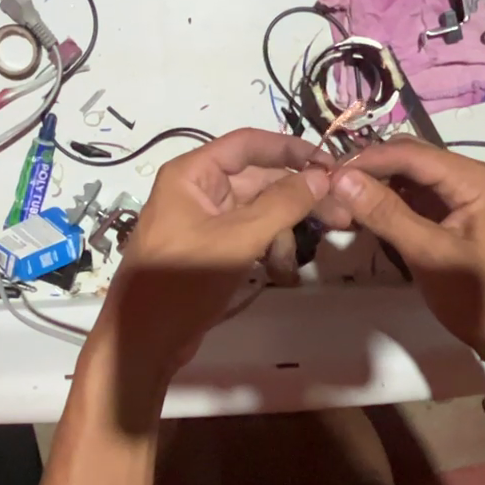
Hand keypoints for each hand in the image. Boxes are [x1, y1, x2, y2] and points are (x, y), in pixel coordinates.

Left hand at [94, 129, 331, 379]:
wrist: (144, 340)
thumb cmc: (183, 281)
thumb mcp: (238, 239)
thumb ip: (283, 204)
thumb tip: (322, 176)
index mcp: (192, 174)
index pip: (248, 144)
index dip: (291, 150)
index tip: (331, 165)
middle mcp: (197, 189)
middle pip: (258, 178)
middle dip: (297, 198)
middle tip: (340, 216)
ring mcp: (203, 220)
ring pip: (258, 211)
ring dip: (282, 232)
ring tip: (290, 264)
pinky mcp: (211, 248)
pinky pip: (248, 235)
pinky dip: (267, 249)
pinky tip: (279, 273)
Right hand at [313, 138, 484, 381]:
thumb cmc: (482, 298)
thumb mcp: (429, 254)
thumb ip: (385, 213)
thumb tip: (340, 178)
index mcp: (474, 179)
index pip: (409, 153)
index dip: (366, 160)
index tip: (324, 175)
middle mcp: (471, 180)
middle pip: (409, 160)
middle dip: (368, 171)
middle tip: (327, 192)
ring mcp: (464, 201)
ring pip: (409, 181)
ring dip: (375, 189)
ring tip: (338, 206)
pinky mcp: (456, 222)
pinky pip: (416, 203)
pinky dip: (389, 208)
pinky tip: (362, 220)